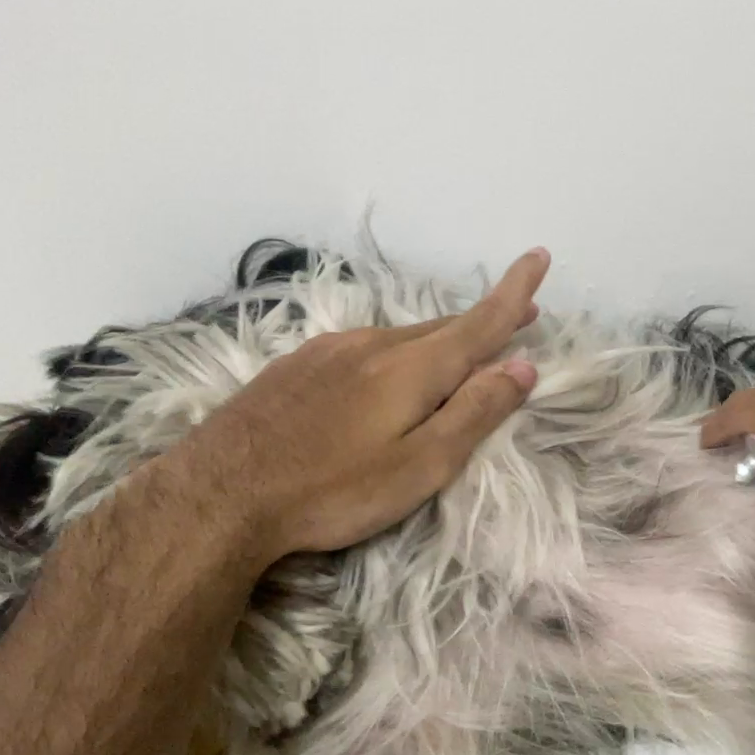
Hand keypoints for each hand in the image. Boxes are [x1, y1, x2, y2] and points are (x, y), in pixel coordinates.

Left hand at [152, 247, 550, 564]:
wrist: (214, 498)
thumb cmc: (333, 490)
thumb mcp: (422, 465)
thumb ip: (475, 413)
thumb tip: (522, 366)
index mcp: (413, 368)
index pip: (480, 321)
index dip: (516, 291)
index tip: (539, 256)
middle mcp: (373, 345)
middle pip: (443, 329)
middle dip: (484, 322)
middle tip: (518, 319)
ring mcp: (328, 352)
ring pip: (401, 339)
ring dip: (438, 344)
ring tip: (455, 361)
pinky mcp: (295, 368)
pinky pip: (362, 350)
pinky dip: (394, 357)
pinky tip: (383, 381)